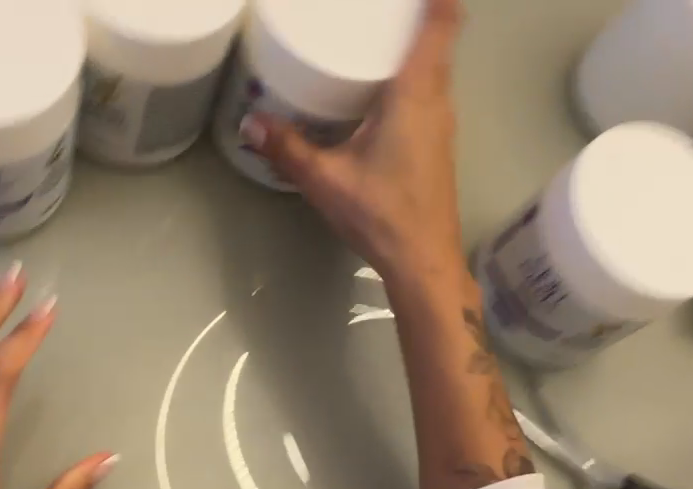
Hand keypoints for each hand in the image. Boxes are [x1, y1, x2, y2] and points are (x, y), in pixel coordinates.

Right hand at [244, 0, 464, 288]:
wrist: (421, 260)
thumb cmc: (380, 213)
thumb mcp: (326, 181)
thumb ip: (288, 149)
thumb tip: (249, 124)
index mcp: (415, 93)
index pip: (440, 23)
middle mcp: (437, 101)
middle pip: (439, 43)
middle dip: (415, 21)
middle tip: (380, 14)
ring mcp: (443, 126)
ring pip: (435, 72)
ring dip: (415, 54)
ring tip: (377, 45)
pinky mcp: (437, 148)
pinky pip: (430, 97)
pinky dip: (412, 83)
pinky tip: (383, 98)